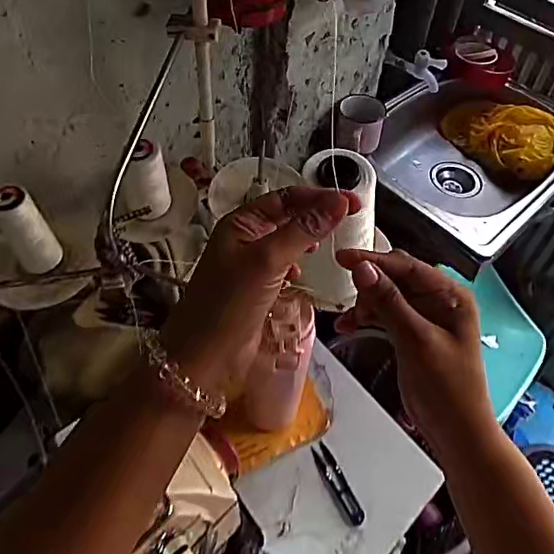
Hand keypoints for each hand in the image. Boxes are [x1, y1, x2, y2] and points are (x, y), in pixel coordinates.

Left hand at [163, 186, 355, 393]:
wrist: (203, 357)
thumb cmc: (225, 305)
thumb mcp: (268, 260)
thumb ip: (304, 230)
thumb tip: (336, 204)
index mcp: (241, 223)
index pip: (288, 197)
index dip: (320, 196)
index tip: (350, 201)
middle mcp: (246, 238)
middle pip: (289, 215)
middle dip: (318, 213)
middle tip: (349, 216)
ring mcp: (252, 263)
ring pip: (289, 239)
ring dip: (309, 237)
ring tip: (329, 239)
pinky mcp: (259, 286)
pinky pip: (285, 264)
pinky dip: (299, 262)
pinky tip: (303, 271)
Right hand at [335, 248, 496, 457]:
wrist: (458, 433)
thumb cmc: (448, 389)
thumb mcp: (416, 340)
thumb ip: (389, 302)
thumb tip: (364, 269)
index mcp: (451, 295)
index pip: (408, 266)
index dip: (375, 260)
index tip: (344, 257)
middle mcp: (441, 301)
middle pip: (397, 278)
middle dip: (370, 283)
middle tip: (344, 290)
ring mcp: (427, 319)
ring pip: (389, 297)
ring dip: (366, 303)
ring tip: (348, 318)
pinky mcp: (414, 335)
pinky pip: (387, 316)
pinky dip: (369, 319)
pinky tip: (350, 326)